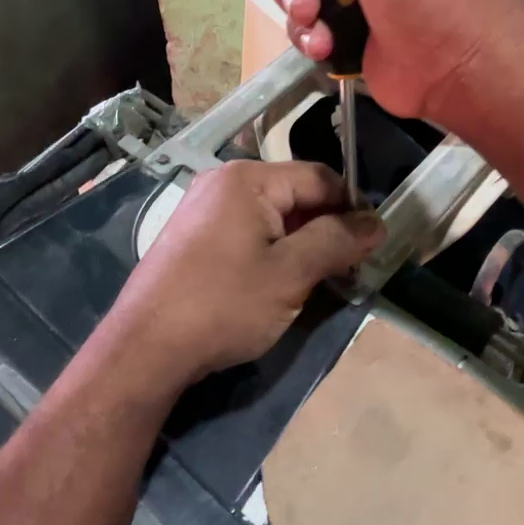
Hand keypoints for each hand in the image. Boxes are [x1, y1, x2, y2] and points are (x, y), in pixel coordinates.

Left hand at [105, 161, 382, 386]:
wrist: (146, 346)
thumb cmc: (223, 304)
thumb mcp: (290, 274)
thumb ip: (336, 241)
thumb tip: (377, 222)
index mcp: (247, 178)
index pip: (319, 177)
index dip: (352, 209)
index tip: (374, 247)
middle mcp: (223, 182)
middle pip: (294, 195)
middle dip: (326, 230)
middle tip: (350, 272)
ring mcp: (203, 209)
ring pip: (272, 218)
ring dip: (300, 246)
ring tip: (319, 284)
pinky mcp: (193, 238)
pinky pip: (246, 233)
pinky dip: (271, 254)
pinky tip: (279, 287)